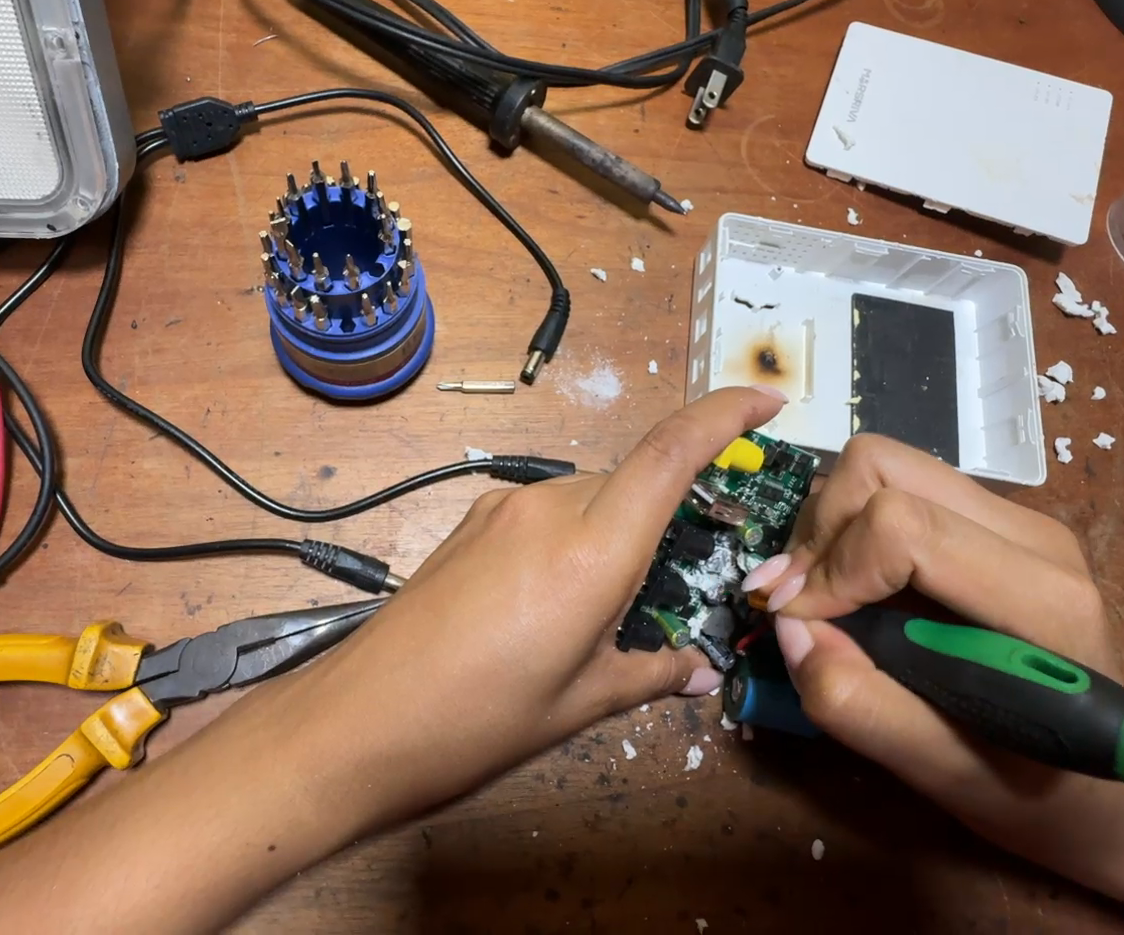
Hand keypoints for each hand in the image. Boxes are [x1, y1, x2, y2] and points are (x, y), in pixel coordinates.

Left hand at [261, 385, 786, 821]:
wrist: (357, 720)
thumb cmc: (478, 721)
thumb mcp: (579, 704)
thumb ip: (648, 672)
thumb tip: (697, 668)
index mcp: (590, 549)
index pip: (669, 453)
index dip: (723, 414)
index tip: (766, 402)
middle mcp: (548, 507)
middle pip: (632, 481)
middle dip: (665, 516)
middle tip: (668, 584)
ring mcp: (503, 507)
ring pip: (588, 496)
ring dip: (613, 532)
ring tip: (597, 610)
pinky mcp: (473, 520)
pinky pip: (545, 511)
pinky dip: (572, 539)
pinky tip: (549, 600)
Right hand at [737, 434, 1123, 905]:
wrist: (1111, 792)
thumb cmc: (1035, 793)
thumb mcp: (942, 774)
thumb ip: (858, 705)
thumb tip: (789, 627)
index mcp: (1042, 597)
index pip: (900, 526)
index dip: (831, 569)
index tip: (798, 621)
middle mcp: (1030, 533)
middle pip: (879, 467)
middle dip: (818, 530)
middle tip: (797, 599)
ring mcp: (1010, 516)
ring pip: (878, 465)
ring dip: (825, 525)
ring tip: (817, 592)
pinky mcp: (986, 518)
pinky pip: (889, 485)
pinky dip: (844, 525)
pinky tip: (845, 582)